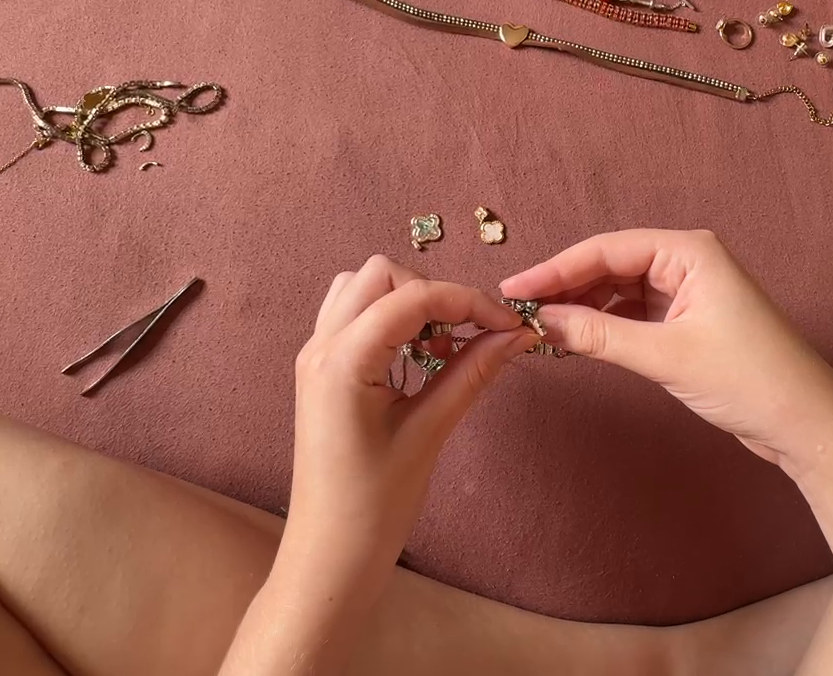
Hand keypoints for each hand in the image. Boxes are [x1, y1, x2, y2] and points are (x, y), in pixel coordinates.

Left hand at [283, 255, 534, 579]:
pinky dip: (388, 315)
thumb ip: (473, 372)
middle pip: (381, 273)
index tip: (508, 324)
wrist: (327, 558)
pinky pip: (352, 311)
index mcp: (343, 360)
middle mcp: (320, 345)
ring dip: (407, 299)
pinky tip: (413, 354)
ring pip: (363, 285)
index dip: (468, 301)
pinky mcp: (320, 366)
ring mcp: (314, 353)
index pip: (413, 297)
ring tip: (437, 346)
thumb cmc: (375, 506)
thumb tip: (517, 333)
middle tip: (464, 337)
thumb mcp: (430, 433)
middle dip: (433, 293)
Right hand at [500, 229, 832, 474]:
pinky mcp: (684, 321)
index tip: (515, 289)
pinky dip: (603, 326)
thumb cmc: (750, 380)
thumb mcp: (667, 356)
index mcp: (688, 251)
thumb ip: (600, 336)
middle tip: (521, 311)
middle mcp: (685, 262)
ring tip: (542, 328)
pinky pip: (631, 314)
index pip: (606, 250)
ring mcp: (685, 291)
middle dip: (566, 288)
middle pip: (609, 266)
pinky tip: (575, 339)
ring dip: (583, 308)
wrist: (809, 427)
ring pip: (617, 291)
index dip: (556, 269)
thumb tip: (542, 322)